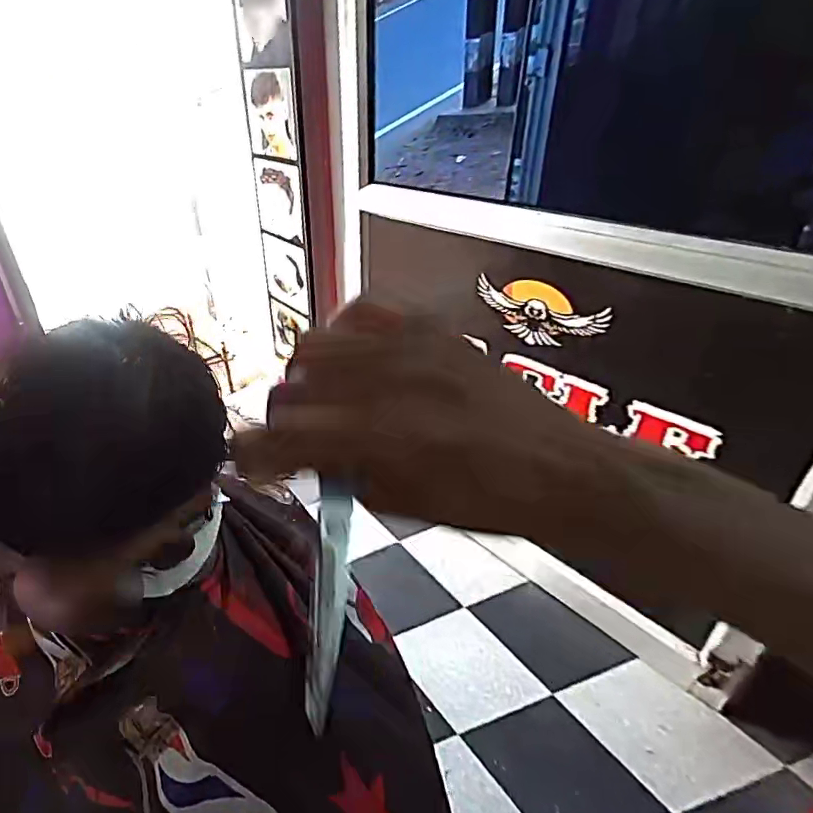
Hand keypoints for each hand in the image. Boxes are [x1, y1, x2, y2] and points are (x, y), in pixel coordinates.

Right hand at [233, 296, 632, 544]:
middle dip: (278, 418)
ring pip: (313, 345)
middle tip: (290, 435)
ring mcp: (411, 347)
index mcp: (384, 436)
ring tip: (321, 398)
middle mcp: (391, 383)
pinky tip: (351, 357)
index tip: (246, 458)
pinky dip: (343, 330)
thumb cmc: (489, 500)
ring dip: (304, 378)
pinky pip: (361, 310)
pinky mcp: (430, 329)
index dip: (254, 450)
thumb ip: (336, 472)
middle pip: (290, 386)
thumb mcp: (400, 502)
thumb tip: (289, 454)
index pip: (286, 434)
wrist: (567, 472)